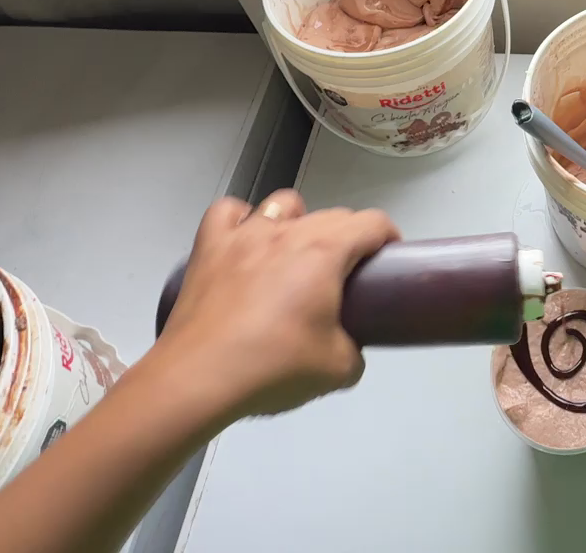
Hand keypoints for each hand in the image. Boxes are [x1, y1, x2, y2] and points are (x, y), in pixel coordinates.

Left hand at [153, 192, 398, 422]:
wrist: (196, 383)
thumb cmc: (272, 368)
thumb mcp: (337, 371)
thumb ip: (355, 354)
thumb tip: (351, 349)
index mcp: (327, 251)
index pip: (373, 223)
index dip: (389, 237)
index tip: (389, 260)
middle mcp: (290, 231)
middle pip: (334, 215)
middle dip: (349, 237)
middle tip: (345, 276)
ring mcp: (245, 235)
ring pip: (284, 203)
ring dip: (299, 220)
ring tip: (294, 254)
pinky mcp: (209, 248)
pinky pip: (227, 213)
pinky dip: (240, 220)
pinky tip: (245, 242)